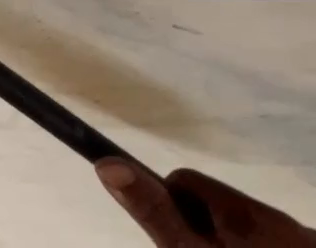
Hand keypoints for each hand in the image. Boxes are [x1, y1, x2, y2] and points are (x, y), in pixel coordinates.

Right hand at [98, 159, 315, 246]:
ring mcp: (309, 243)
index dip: (170, 203)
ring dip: (236, 244)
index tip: (176, 236)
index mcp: (250, 215)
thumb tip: (108, 163)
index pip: (185, 179)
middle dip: (205, 228)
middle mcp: (289, 223)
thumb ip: (154, 211)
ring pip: (253, 230)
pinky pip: (279, 245)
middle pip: (222, 206)